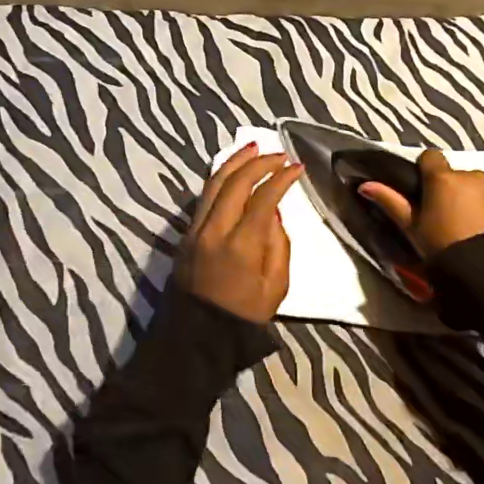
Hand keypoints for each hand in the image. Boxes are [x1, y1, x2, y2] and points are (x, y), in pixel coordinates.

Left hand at [182, 144, 304, 323]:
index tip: (298, 167)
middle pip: (235, 182)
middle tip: (279, 154)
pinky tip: (232, 172)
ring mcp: (195, 230)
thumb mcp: (276, 284)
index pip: (263, 197)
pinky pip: (204, 197)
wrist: (199, 335)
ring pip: (213, 184)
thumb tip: (272, 211)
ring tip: (252, 148)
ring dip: (235, 162)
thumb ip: (278, 242)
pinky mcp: (186, 235)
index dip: (282, 178)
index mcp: (241, 244)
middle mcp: (214, 230)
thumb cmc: (245, 314)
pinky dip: (220, 178)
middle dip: (259, 162)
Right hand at [357, 149, 483, 256]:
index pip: (430, 158)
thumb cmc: (445, 252)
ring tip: (476, 232)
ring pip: (483, 188)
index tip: (426, 194)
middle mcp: (474, 175)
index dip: (426, 173)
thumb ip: (391, 203)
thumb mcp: (413, 231)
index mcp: (444, 179)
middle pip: (458, 177)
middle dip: (455, 192)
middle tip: (450, 222)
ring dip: (478, 202)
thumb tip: (365, 185)